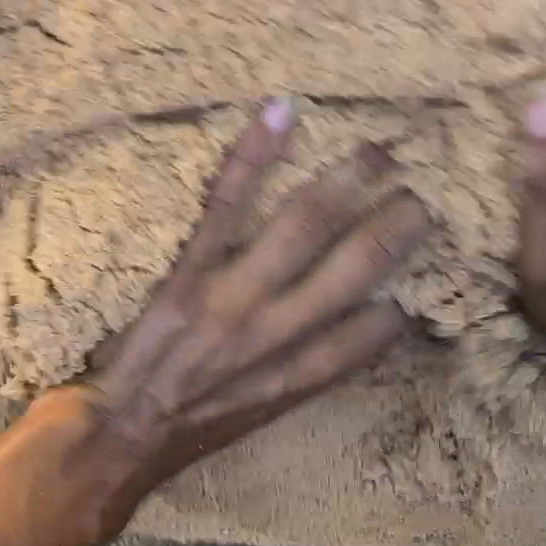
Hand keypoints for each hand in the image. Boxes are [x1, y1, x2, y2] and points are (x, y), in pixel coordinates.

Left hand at [70, 99, 433, 495]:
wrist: (119, 432)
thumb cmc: (185, 429)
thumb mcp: (257, 419)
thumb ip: (303, 378)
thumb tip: (350, 338)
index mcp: (296, 378)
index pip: (372, 334)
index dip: (403, 303)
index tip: (423, 277)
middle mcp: (275, 335)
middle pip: (354, 267)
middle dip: (397, 226)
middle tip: (426, 194)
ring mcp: (232, 299)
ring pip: (303, 225)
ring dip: (349, 180)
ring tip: (381, 152)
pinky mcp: (188, 274)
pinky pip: (226, 206)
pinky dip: (254, 155)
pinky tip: (280, 113)